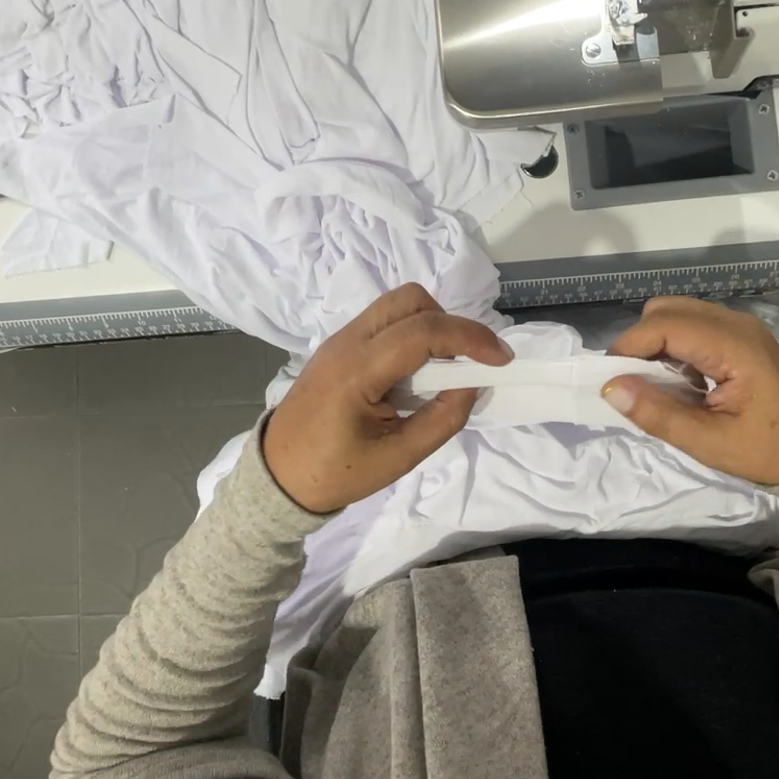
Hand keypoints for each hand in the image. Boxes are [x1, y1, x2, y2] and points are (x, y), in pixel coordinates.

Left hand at [264, 284, 511, 513]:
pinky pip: (384, 321)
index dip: (470, 338)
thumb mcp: (399, 457)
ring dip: (430, 324)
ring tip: (443, 367)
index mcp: (357, 370)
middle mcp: (346, 341)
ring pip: (397, 304)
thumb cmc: (336, 473)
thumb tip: (474, 383)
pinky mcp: (338, 345)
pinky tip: (416, 370)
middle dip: (450, 323)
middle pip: (410, 299)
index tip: (501, 360)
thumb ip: (443, 417)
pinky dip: (411, 333)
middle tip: (466, 362)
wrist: (277, 478)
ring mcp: (339, 339)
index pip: (423, 331)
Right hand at [601, 297, 778, 486]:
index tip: (610, 379)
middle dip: (640, 340)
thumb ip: (657, 414)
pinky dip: (673, 343)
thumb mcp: (709, 443)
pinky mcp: (739, 334)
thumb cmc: (766, 451)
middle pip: (667, 309)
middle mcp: (737, 324)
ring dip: (655, 340)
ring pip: (677, 311)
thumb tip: (609, 389)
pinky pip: (692, 323)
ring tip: (655, 381)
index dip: (629, 346)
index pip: (665, 325)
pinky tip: (679, 377)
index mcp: (735, 347)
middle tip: (632, 381)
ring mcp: (740, 326)